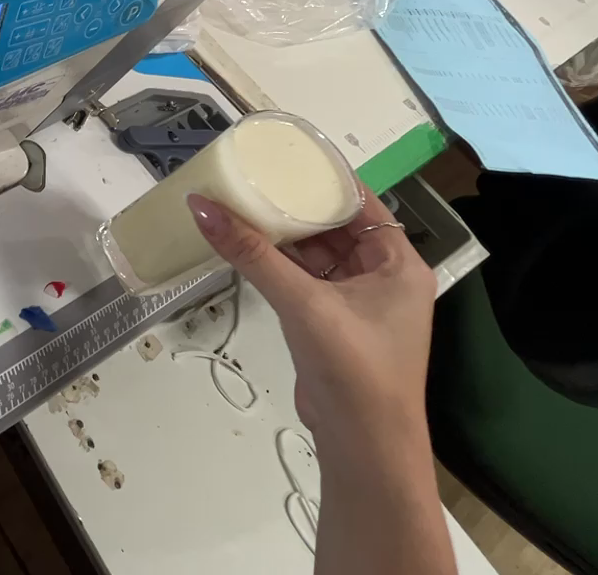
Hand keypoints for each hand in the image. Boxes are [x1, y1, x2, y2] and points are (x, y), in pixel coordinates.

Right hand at [187, 187, 435, 441]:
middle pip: (332, 223)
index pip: (360, 202)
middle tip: (248, 176)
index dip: (323, 176)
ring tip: (236, 202)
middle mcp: (380, 275)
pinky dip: (272, 258)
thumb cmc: (354, 366)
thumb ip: (250, 252)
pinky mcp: (329, 317)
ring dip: (278, 232)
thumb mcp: (302, 300)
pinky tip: (241, 243)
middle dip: (291, 202)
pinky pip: (298, 273)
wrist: (363, 442)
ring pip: (311, 249)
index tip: (282, 153)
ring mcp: (354, 298)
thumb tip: (199, 205)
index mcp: (398, 264)